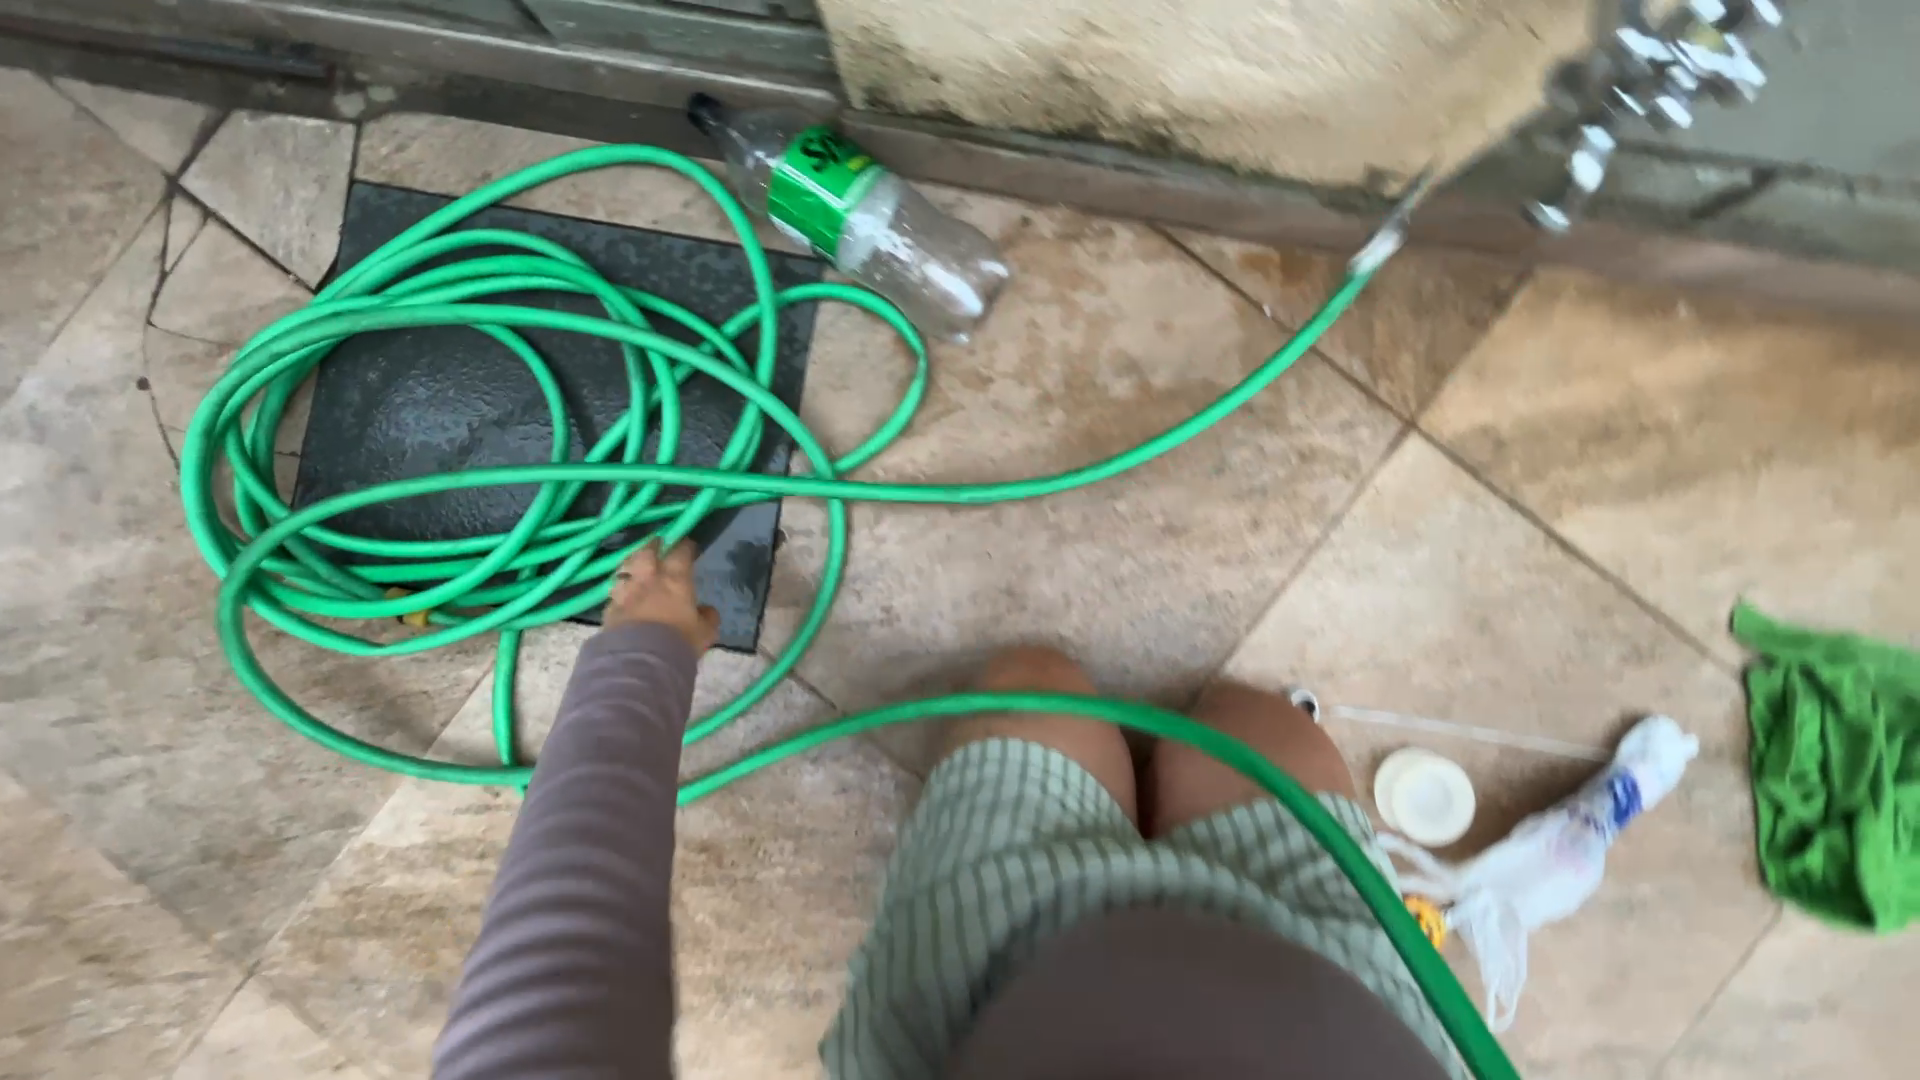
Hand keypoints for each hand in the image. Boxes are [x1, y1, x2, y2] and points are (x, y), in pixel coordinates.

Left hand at [604, 539, 720, 653]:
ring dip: (630, 563)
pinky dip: (619, 590)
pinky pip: (613, 593)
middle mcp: (648, 580)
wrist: (640, 659)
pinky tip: (621, 594)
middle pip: (646, 553)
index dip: (685, 546)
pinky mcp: (609, 610)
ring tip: (634, 563)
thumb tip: (707, 610)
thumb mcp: (705, 632)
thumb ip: (708, 618)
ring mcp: (625, 593)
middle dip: (652, 544)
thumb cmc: (679, 641)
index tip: (688, 543)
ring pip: (624, 569)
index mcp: (676, 580)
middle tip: (656, 541)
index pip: (680, 553)